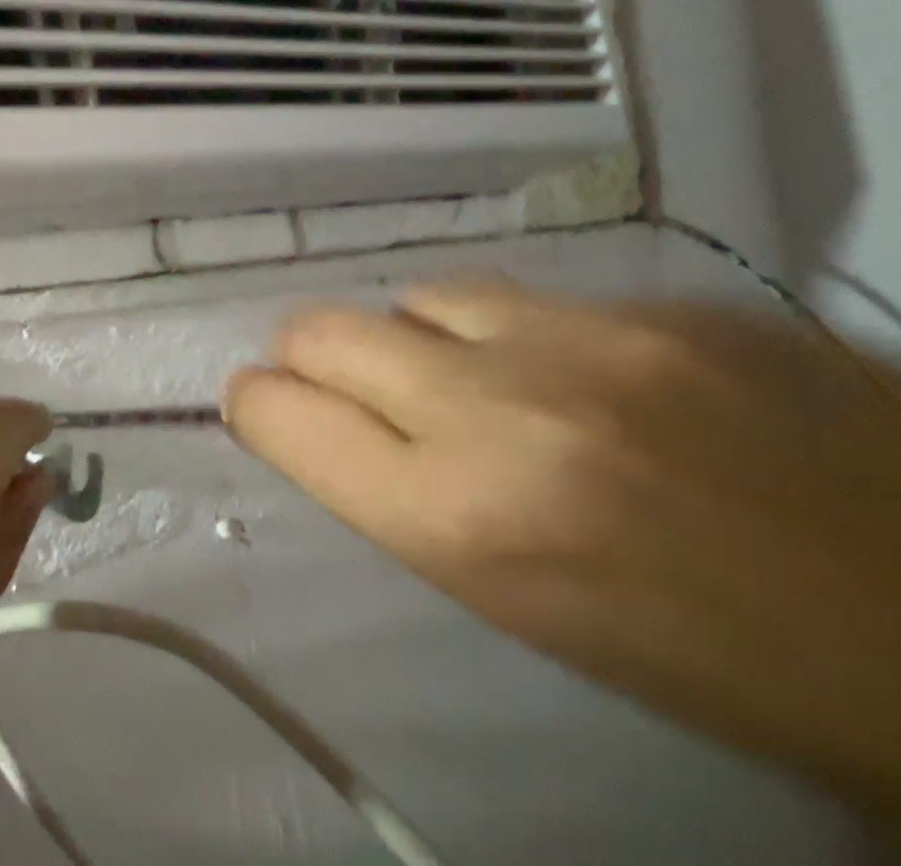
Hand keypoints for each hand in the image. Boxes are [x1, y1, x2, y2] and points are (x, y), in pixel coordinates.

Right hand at [222, 284, 900, 818]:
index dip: (257, 406)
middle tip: (344, 392)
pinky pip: (534, 299)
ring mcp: (595, 340)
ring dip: (413, 338)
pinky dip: (517, 334)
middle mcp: (500, 408)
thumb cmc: (695, 655)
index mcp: (452, 516)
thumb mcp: (509, 599)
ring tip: (464, 378)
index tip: (271, 413)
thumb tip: (329, 422)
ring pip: (420, 297)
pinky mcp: (677, 305)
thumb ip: (400, 495)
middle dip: (309, 359)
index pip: (277, 412)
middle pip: (323, 329)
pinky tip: (579, 376)